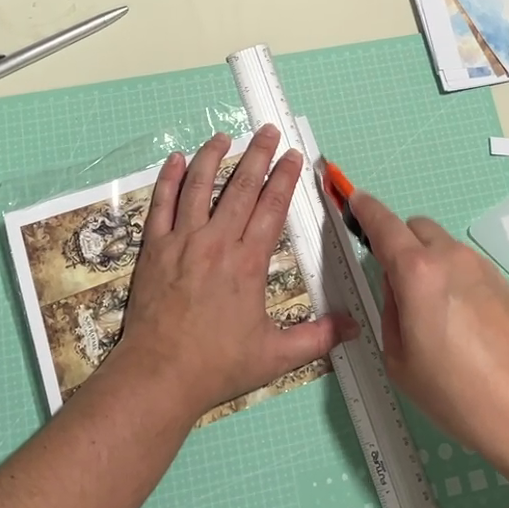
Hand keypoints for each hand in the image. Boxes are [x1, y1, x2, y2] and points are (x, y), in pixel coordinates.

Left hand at [106, 126, 355, 421]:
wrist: (159, 376)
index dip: (284, 178)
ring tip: (224, 136)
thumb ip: (316, 338)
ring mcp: (182, 241)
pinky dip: (168, 179)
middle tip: (268, 131)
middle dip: (257, 155)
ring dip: (212, 157)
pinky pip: (161, 204)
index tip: (293, 156)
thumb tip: (354, 328)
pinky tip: (175, 160)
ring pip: (198, 186)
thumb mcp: (275, 357)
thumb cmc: (218, 366)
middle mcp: (216, 242)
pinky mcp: (154, 247)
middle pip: (240, 187)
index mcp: (247, 262)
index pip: (271, 207)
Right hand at [351, 189, 508, 461]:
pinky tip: (460, 327)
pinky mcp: (503, 284)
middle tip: (394, 285)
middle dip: (398, 241)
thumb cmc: (457, 393)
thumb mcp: (400, 361)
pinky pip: (464, 267)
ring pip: (442, 248)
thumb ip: (392, 313)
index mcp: (417, 271)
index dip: (365, 208)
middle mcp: (450, 257)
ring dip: (427, 263)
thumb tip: (400, 293)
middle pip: (415, 227)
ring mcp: (481, 267)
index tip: (355, 199)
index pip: (383, 224)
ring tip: (431, 318)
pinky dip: (451, 279)